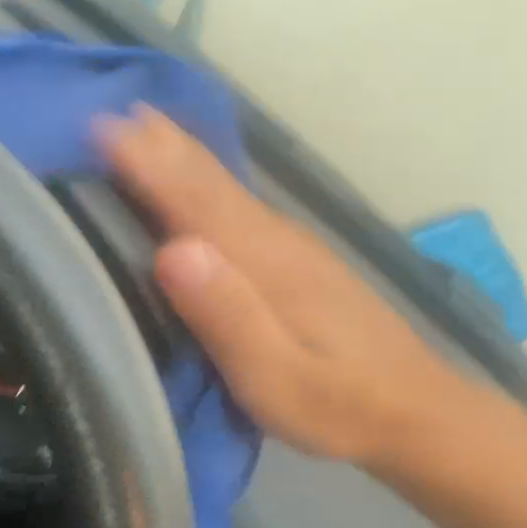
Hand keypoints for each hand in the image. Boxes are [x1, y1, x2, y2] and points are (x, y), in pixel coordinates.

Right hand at [95, 105, 470, 470]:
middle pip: (212, 183)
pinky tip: (195, 179)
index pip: (196, 202)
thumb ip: (226, 314)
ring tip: (144, 126)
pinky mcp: (293, 264)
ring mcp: (289, 250)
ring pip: (224, 189)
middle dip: (162, 145)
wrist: (420, 417)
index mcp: (266, 265)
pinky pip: (235, 206)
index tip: (106, 129)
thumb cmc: (337, 405)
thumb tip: (173, 250)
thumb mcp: (274, 376)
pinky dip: (205, 182)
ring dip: (181, 155)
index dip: (150, 164)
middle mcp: (277, 242)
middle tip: (114, 110)